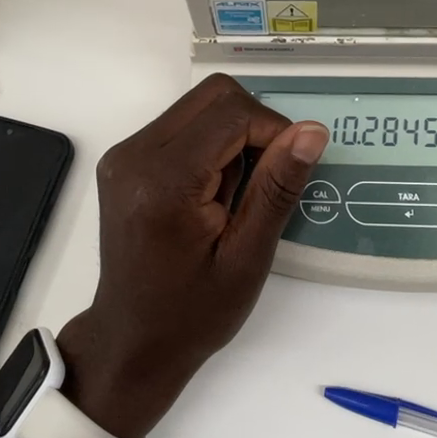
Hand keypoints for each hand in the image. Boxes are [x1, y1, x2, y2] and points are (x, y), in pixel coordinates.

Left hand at [53, 75, 328, 437]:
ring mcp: (124, 154)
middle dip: (252, 126)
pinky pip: (181, 123)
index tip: (288, 170)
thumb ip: (276, 188)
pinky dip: (209, 143)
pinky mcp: (125, 158)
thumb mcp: (248, 258)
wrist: (133, 341)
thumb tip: (311, 131)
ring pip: (198, 105)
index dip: (273, 130)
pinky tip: (211, 191)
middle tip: (259, 183)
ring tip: (230, 196)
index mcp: (164, 182)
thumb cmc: (194, 313)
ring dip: (230, 135)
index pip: (231, 113)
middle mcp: (135, 154)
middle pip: (213, 95)